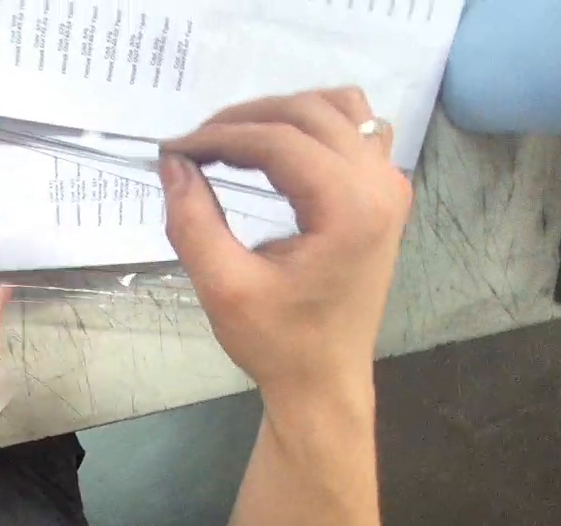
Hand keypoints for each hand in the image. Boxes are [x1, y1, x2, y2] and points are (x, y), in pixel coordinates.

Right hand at [159, 88, 411, 404]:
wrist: (323, 380)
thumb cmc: (276, 343)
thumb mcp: (223, 289)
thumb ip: (193, 223)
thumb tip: (172, 166)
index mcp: (348, 207)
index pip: (279, 142)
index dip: (220, 138)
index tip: (173, 150)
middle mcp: (379, 183)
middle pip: (311, 113)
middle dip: (245, 120)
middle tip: (194, 145)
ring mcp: (388, 186)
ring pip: (340, 110)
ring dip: (281, 114)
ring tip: (230, 141)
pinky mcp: (383, 196)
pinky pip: (355, 132)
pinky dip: (312, 127)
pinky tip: (276, 150)